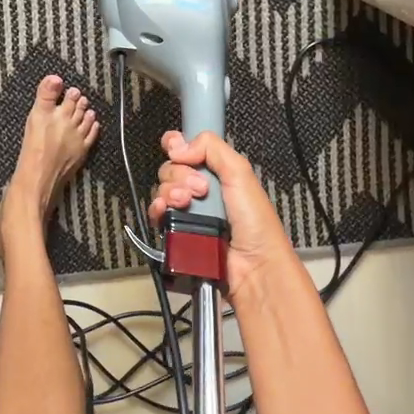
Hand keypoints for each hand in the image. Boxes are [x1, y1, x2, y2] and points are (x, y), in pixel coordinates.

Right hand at [148, 130, 296, 296]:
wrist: (253, 268)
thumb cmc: (256, 224)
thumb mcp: (241, 173)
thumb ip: (212, 148)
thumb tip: (178, 145)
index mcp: (217, 172)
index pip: (187, 148)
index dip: (177, 145)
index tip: (178, 150)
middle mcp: (201, 189)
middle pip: (172, 167)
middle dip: (181, 174)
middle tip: (200, 188)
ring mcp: (189, 211)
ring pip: (162, 189)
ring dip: (171, 191)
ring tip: (187, 203)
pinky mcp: (178, 232)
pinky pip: (157, 213)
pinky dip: (158, 208)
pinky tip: (166, 210)